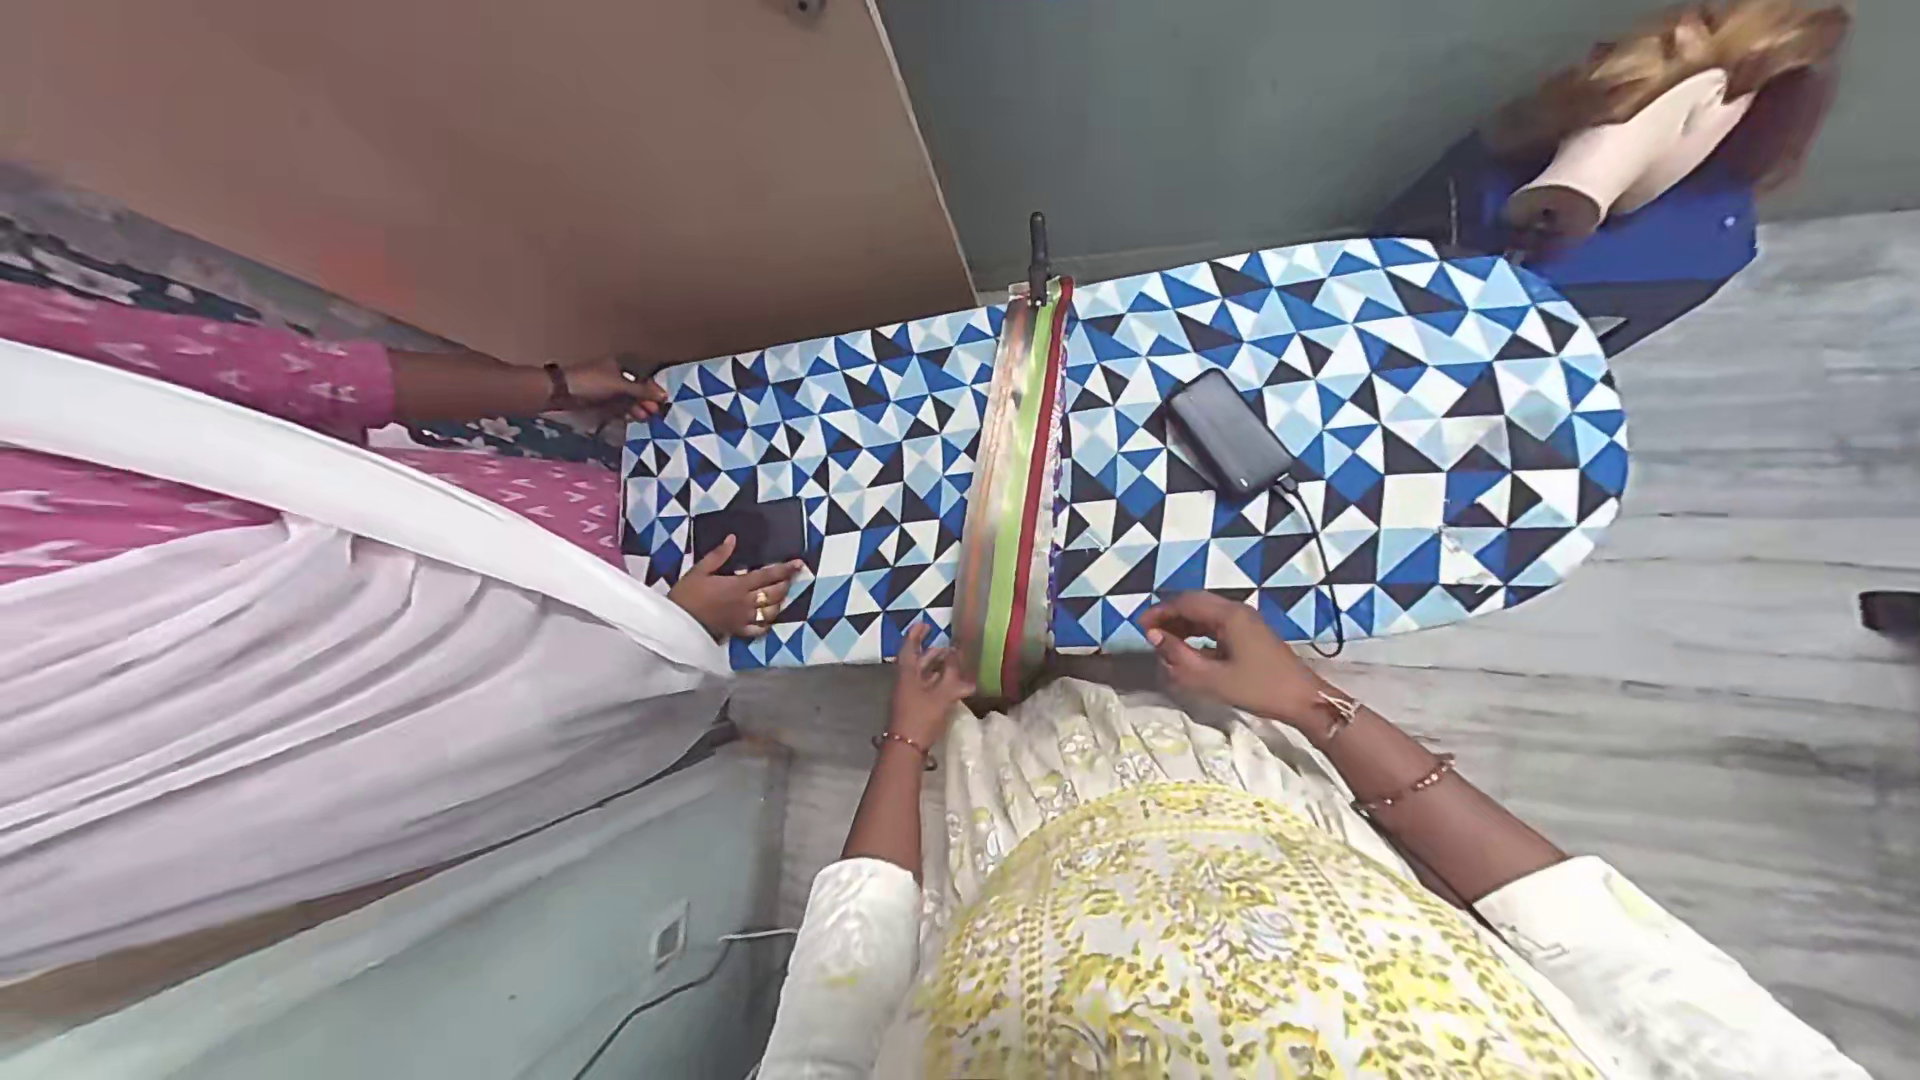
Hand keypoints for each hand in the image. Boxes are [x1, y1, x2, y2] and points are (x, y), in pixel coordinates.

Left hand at [562, 358, 667, 419]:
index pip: (644, 377)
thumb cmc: (591, 383)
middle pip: (637, 389)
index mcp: (620, 366)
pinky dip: (626, 411)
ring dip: (637, 408)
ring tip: (643, 418)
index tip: (662, 402)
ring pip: (629, 398)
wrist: (560, 392)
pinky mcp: (602, 399)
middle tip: (654, 413)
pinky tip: (631, 418)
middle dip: (646, 401)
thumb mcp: (620, 386)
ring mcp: (608, 388)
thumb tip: (665, 395)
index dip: (654, 389)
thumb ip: (642, 391)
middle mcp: (616, 375)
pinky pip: (619, 405)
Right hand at [667, 535, 803, 638]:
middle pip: (775, 593)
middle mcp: (746, 602)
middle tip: (792, 577)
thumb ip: (718, 555)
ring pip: (771, 611)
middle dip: (786, 584)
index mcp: (738, 585)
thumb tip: (732, 538)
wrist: (676, 624)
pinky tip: (769, 618)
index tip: (799, 564)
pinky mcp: (738, 631)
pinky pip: (759, 629)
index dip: (786, 569)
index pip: (768, 575)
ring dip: (780, 602)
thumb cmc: (686, 595)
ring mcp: (744, 618)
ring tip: (782, 595)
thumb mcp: (699, 571)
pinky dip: (767, 624)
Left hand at [888, 622, 974, 744]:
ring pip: (926, 677)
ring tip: (958, 667)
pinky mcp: (915, 708)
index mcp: (907, 672)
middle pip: (920, 662)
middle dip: (935, 654)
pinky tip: (958, 690)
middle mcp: (906, 681)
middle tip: (950, 648)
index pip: (910, 646)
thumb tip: (954, 655)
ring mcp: (909, 696)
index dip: (917, 633)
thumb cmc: (921, 716)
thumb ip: (950, 673)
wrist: (906, 749)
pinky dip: (942, 687)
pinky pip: (929, 691)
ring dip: (941, 671)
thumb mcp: (941, 693)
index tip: (926, 624)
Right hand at [1137, 590, 1336, 727]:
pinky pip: (1215, 623)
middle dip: (1168, 615)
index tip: (1140, 628)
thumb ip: (1179, 657)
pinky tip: (1188, 648)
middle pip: (1193, 603)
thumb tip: (1154, 637)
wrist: (1306, 701)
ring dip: (1182, 624)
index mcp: (1228, 615)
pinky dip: (1196, 631)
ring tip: (1164, 642)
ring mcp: (1245, 621)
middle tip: (1149, 634)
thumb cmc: (1260, 689)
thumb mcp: (1213, 678)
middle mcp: (1236, 611)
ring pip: (1204, 613)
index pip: (1184, 602)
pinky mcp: (1249, 633)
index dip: (1159, 612)